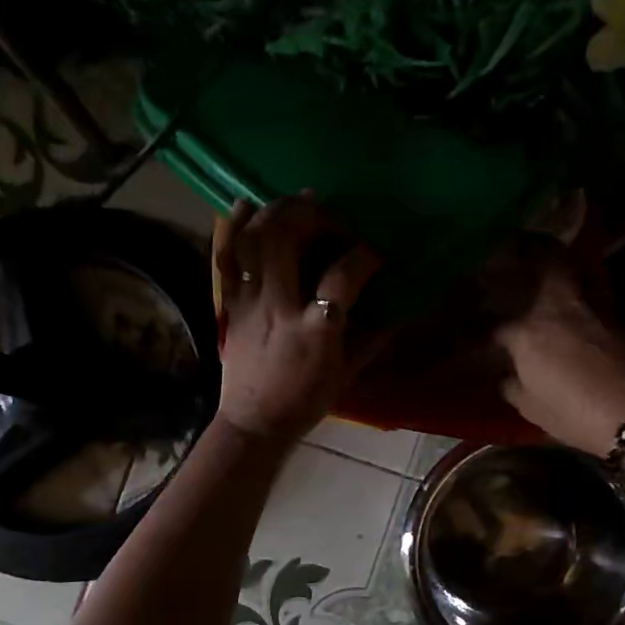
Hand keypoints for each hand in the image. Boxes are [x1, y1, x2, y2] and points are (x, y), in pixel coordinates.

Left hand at [210, 194, 381, 446]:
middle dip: (307, 214)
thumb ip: (373, 339)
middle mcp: (279, 308)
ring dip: (274, 212)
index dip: (363, 256)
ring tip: (293, 203)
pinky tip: (246, 205)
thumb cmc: (306, 400)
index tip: (376, 252)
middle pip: (285, 240)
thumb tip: (398, 310)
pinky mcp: (229, 304)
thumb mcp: (347, 374)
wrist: (255, 421)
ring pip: (253, 241)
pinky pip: (226, 257)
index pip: (342, 277)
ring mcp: (249, 303)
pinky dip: (234, 226)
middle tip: (326, 210)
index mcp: (315, 330)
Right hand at [491, 243, 624, 453]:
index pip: (492, 323)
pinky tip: (569, 295)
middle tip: (506, 251)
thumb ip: (514, 386)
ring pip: (564, 265)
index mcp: (527, 331)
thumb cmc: (579, 415)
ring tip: (538, 262)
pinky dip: (574, 282)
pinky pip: (587, 284)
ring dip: (549, 259)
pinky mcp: (617, 307)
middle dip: (518, 251)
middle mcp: (555, 305)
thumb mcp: (534, 410)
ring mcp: (589, 301)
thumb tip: (508, 375)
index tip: (471, 333)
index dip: (478, 329)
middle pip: (533, 258)